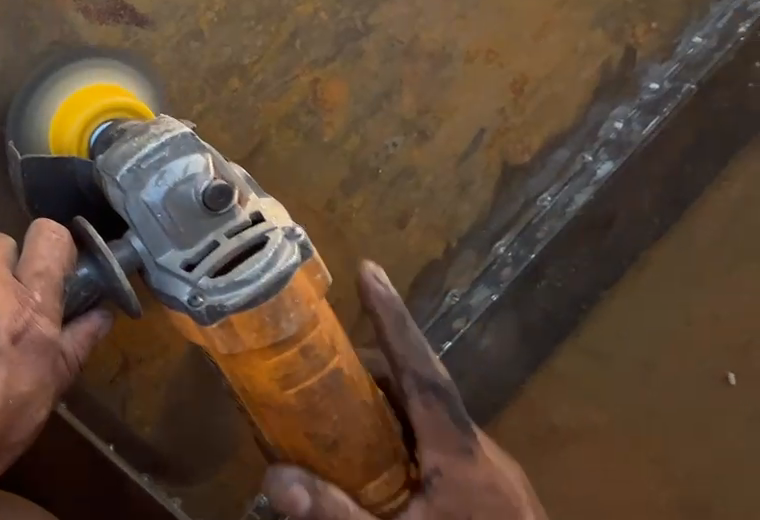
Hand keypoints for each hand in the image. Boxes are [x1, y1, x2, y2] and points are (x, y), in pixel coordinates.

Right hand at [262, 261, 548, 519]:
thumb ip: (335, 513)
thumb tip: (270, 475)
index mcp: (463, 455)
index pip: (422, 369)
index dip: (393, 317)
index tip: (368, 269)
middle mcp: (483, 455)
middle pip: (417, 391)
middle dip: (365, 371)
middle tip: (313, 372)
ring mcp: (495, 479)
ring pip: (426, 422)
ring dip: (380, 410)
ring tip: (332, 422)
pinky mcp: (495, 501)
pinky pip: (437, 450)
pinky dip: (397, 440)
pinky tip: (372, 470)